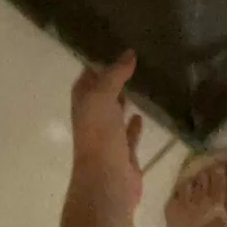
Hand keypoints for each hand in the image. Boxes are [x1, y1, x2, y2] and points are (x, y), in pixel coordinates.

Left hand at [69, 50, 144, 210]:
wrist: (107, 181)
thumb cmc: (99, 136)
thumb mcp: (102, 98)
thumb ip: (114, 75)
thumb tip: (129, 53)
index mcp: (83, 103)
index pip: (88, 76)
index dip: (97, 62)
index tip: (115, 45)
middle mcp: (93, 118)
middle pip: (102, 94)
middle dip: (113, 80)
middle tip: (133, 62)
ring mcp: (108, 136)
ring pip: (116, 113)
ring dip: (124, 101)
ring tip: (141, 83)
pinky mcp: (125, 152)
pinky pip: (130, 134)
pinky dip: (135, 125)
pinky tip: (143, 115)